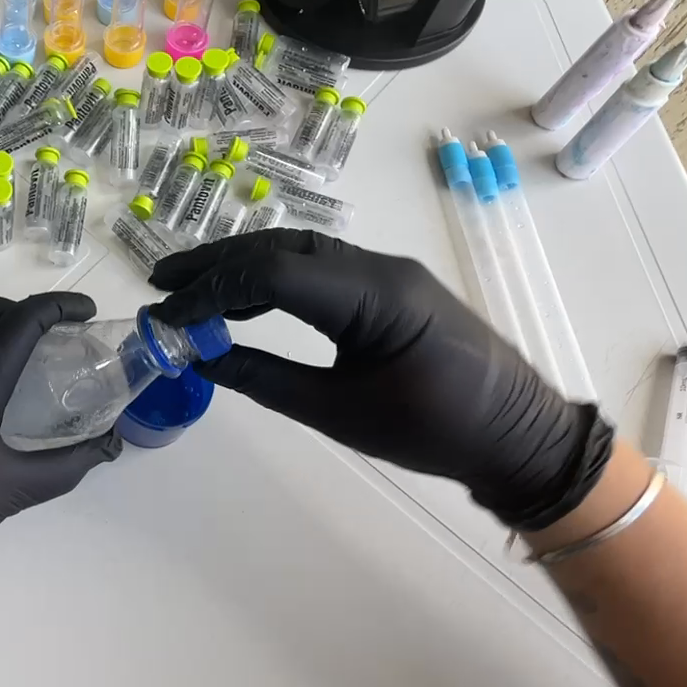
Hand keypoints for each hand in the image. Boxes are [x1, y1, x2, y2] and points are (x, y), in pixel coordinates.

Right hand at [150, 230, 611, 529]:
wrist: (523, 437)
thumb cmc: (435, 433)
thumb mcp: (339, 414)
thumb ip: (264, 379)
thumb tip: (200, 357)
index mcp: (373, 295)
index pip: (272, 275)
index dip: (211, 291)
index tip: (168, 316)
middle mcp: (378, 266)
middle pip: (280, 248)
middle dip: (216, 262)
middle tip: (163, 281)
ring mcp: (385, 270)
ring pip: (297, 251)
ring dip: (240, 265)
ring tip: (190, 285)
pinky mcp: (387, 284)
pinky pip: (318, 267)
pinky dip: (271, 278)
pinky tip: (243, 300)